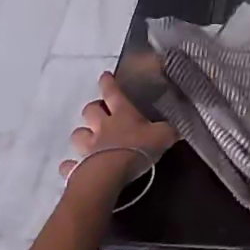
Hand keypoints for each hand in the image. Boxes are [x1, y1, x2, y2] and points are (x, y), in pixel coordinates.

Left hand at [58, 72, 178, 182]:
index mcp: (122, 114)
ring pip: (78, 134)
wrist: (111, 173)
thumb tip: (179, 126)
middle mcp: (102, 126)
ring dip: (82, 135)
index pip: (113, 92)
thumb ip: (169, 130)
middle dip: (93, 109)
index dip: (109, 83)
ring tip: (87, 139)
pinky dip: (71, 166)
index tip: (105, 76)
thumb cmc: (138, 149)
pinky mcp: (79, 167)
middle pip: (90, 111)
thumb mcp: (163, 136)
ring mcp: (88, 146)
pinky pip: (71, 165)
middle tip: (98, 113)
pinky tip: (71, 169)